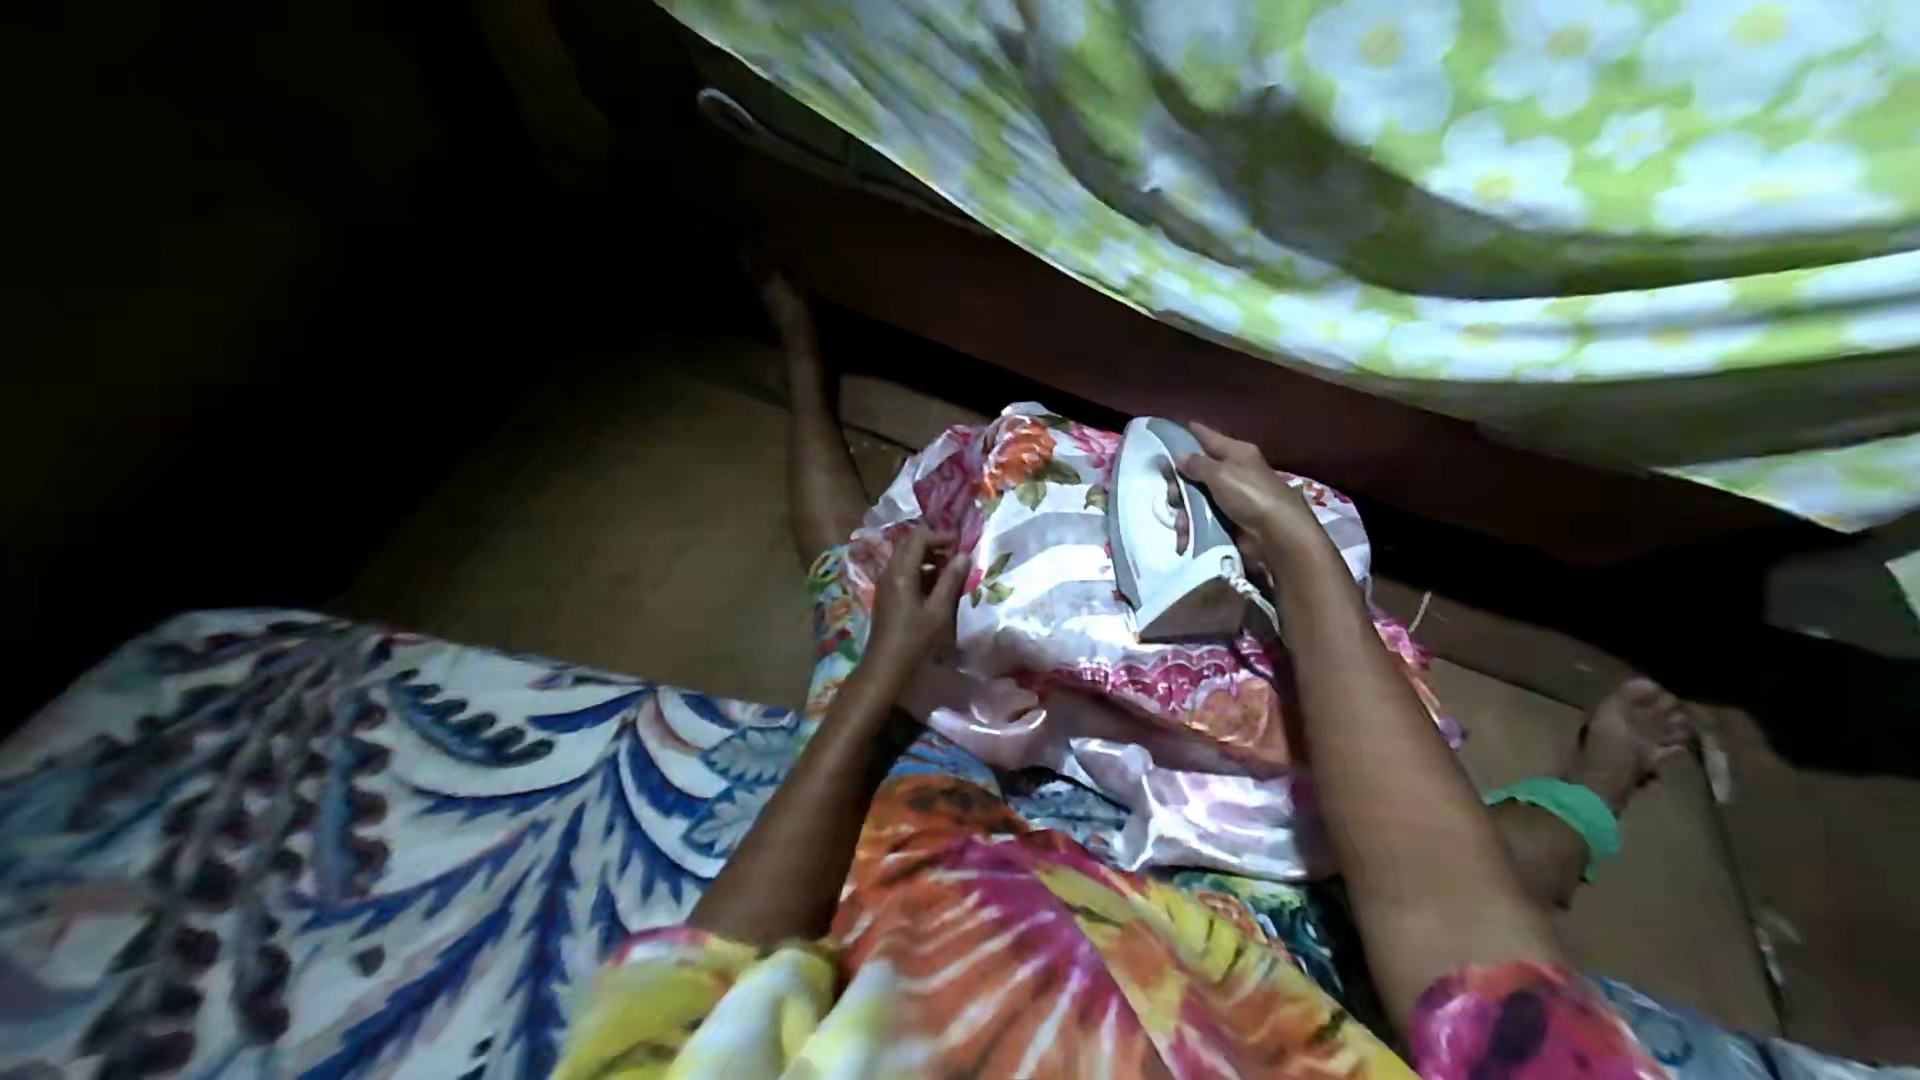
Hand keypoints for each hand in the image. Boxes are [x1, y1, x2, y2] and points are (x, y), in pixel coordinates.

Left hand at [860, 527, 970, 689]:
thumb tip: (964, 555)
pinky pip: (902, 570)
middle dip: (933, 543)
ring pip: (905, 557)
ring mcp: (885, 583)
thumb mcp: (938, 610)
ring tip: (949, 570)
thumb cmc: (914, 640)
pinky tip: (935, 585)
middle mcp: (889, 571)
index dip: (940, 536)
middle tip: (955, 555)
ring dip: (927, 557)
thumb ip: (951, 580)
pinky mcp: (886, 594)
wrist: (885, 667)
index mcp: (901, 572)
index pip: (918, 537)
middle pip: (909, 543)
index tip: (960, 544)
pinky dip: (919, 569)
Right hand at [1175, 421, 1321, 552]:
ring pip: (1195, 495)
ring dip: (1184, 508)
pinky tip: (1185, 532)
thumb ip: (1197, 464)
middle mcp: (1232, 471)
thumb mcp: (1221, 474)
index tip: (1173, 428)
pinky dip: (1191, 523)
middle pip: (1196, 470)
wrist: (1275, 533)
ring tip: (1180, 520)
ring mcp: (1229, 496)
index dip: (1192, 432)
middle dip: (1179, 482)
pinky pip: (1201, 515)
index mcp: (1236, 452)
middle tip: (1172, 493)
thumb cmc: (1250, 494)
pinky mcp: (1227, 518)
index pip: (1209, 437)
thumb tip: (1180, 455)